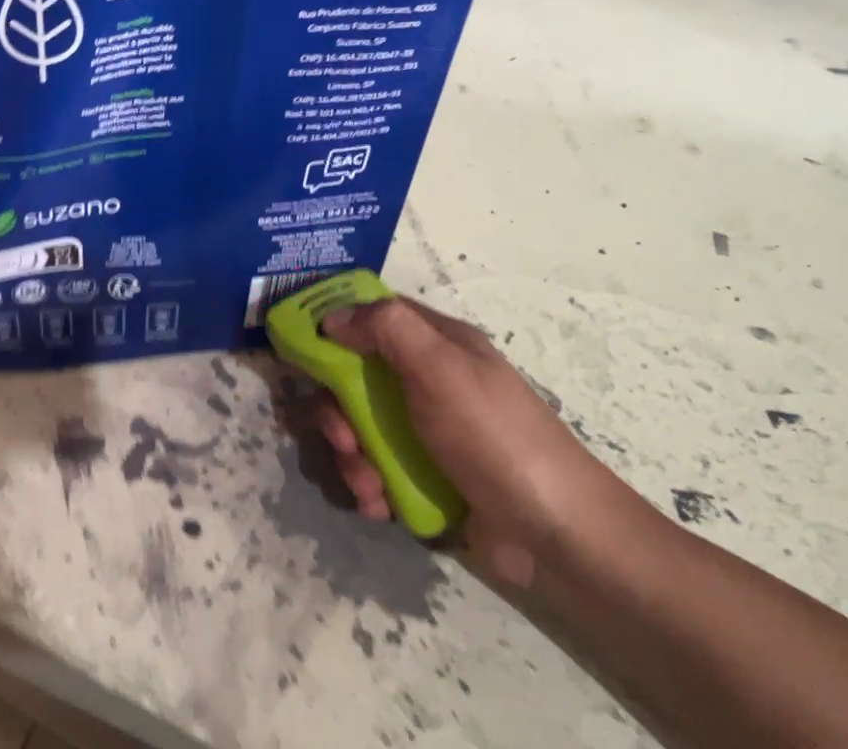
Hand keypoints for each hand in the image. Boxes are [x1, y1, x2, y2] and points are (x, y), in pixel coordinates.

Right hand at [313, 297, 630, 587]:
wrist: (552, 533)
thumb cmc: (496, 438)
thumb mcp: (442, 369)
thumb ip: (386, 329)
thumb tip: (332, 315)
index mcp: (433, 346)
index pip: (369, 316)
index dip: (329, 325)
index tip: (295, 348)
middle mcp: (419, 383)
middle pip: (344, 380)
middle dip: (332, 414)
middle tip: (344, 439)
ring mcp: (416, 433)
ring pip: (349, 431)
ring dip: (347, 460)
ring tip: (369, 486)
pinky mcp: (414, 477)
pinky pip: (366, 471)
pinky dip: (365, 489)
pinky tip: (380, 505)